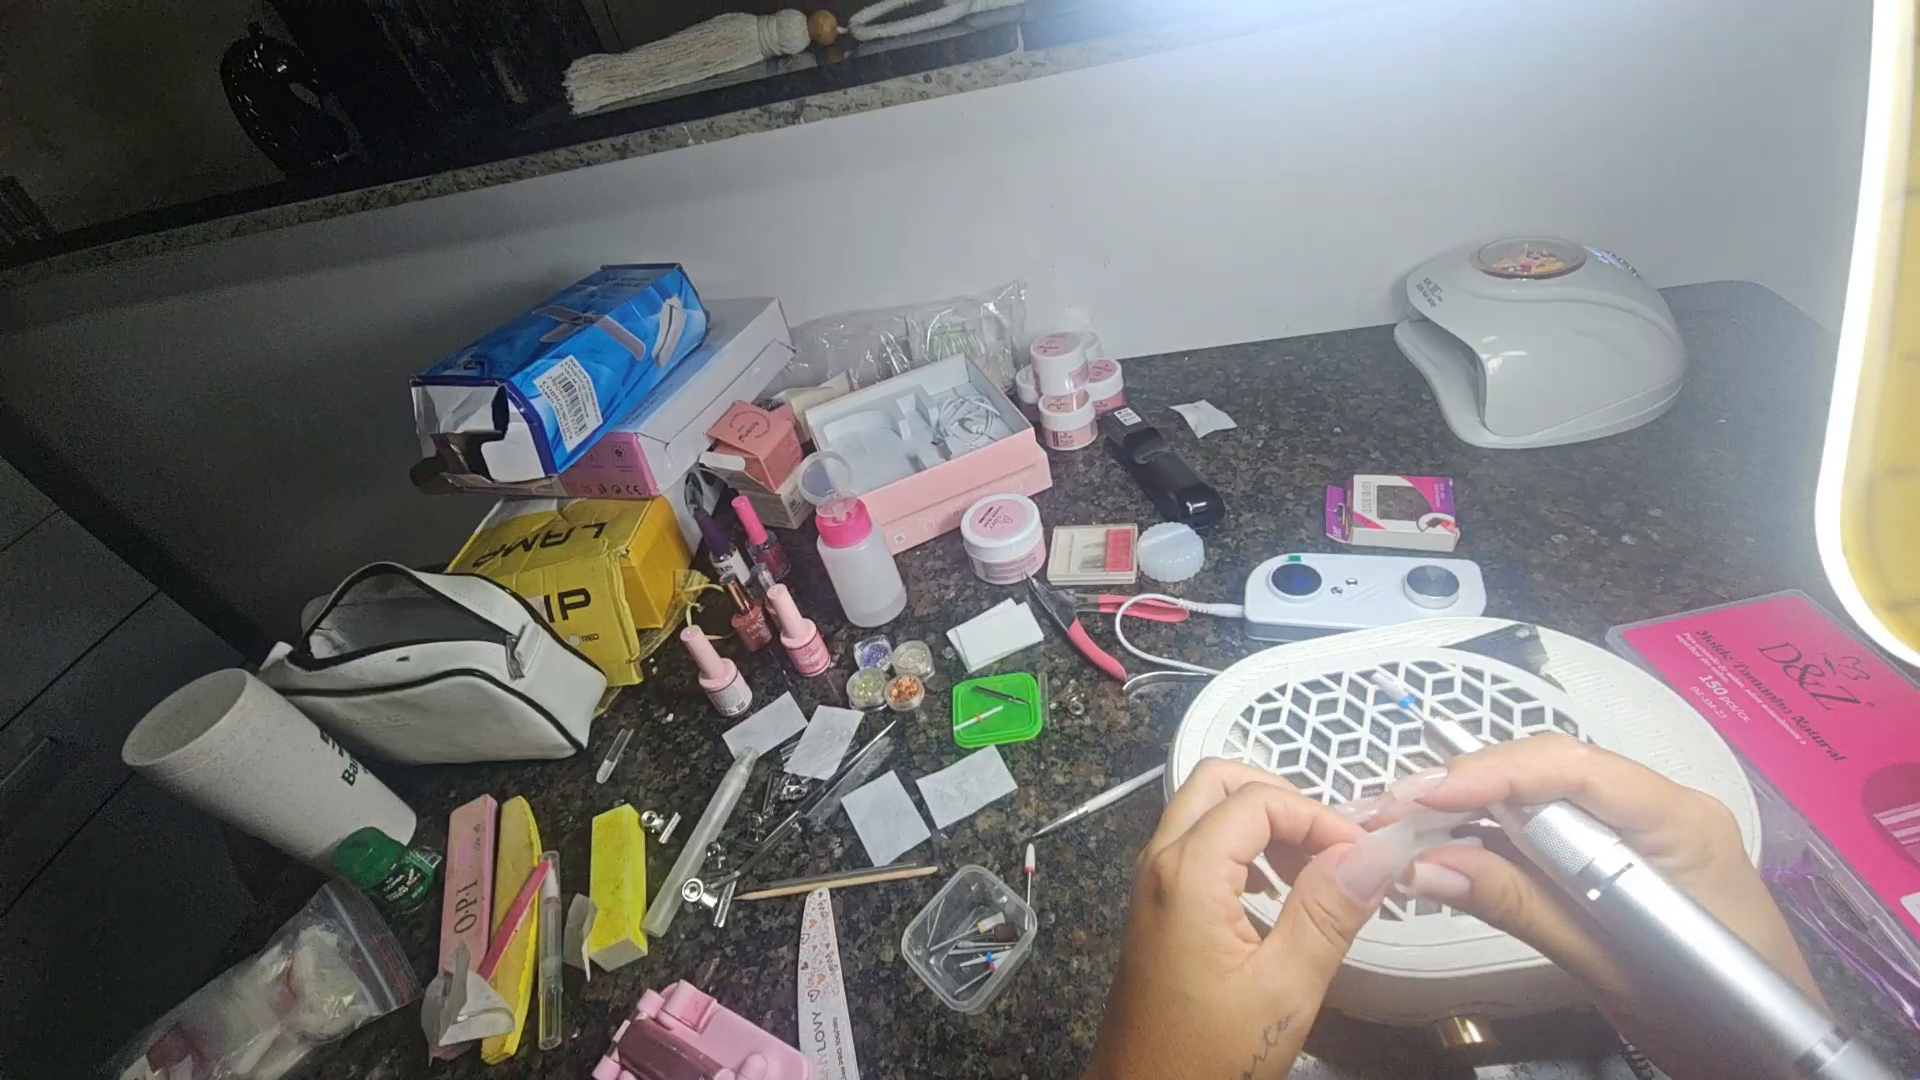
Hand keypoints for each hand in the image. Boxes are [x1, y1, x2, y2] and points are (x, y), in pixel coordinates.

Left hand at [1085, 759, 1404, 1079]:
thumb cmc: (1209, 1053)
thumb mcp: (1283, 990)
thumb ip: (1326, 913)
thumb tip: (1371, 853)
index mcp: (1188, 870)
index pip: (1256, 800)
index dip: (1316, 815)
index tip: (1363, 854)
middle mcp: (1160, 855)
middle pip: (1218, 781)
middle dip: (1280, 799)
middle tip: (1331, 847)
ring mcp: (1152, 872)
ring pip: (1204, 805)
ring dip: (1259, 819)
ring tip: (1312, 871)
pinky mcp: (1156, 893)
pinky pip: (1196, 838)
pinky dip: (1239, 842)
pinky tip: (1276, 889)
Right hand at [1406, 734, 1820, 1077]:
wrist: (1773, 1056)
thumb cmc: (1717, 1014)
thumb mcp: (1613, 965)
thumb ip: (1520, 907)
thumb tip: (1421, 867)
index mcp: (1674, 819)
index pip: (1571, 768)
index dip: (1492, 772)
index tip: (1424, 795)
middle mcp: (1642, 802)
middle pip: (1533, 770)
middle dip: (1456, 786)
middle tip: (1386, 810)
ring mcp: (1614, 820)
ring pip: (1518, 792)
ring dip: (1451, 806)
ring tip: (1390, 821)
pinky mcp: (1587, 842)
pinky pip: (1520, 822)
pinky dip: (1469, 830)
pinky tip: (1427, 837)